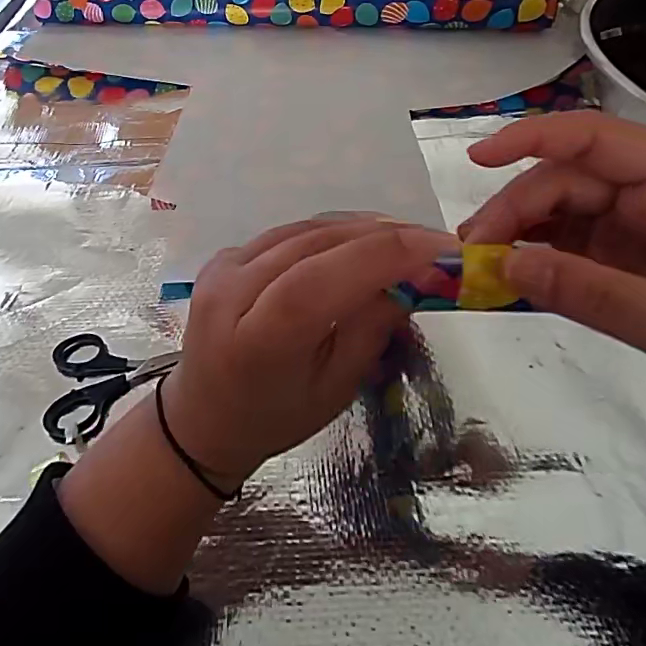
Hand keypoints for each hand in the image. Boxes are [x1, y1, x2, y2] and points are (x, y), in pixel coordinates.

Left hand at [159, 217, 459, 487]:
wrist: (203, 416)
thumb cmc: (275, 416)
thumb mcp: (336, 388)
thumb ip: (371, 327)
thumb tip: (414, 276)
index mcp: (258, 341)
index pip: (322, 279)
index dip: (386, 254)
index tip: (442, 249)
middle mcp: (232, 293)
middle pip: (318, 244)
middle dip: (385, 236)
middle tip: (436, 243)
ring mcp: (224, 267)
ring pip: (308, 229)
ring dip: (363, 228)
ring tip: (408, 239)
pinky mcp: (224, 256)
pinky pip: (291, 232)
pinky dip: (334, 232)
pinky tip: (362, 240)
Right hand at [460, 111, 645, 470]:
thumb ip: (592, 291)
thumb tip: (505, 263)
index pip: (599, 141)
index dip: (535, 139)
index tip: (477, 159)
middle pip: (571, 181)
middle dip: (518, 207)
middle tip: (472, 252)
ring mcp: (643, 237)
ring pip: (566, 216)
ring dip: (522, 234)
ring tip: (480, 265)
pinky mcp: (632, 273)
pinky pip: (573, 255)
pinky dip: (540, 264)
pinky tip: (511, 280)